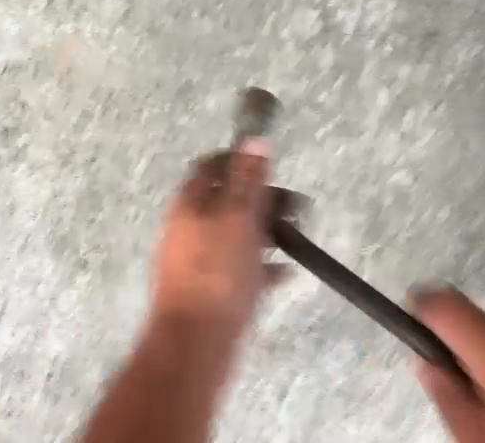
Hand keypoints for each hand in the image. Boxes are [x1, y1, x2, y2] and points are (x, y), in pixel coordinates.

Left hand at [146, 140, 279, 345]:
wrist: (197, 346)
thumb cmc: (218, 273)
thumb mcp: (238, 216)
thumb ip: (248, 179)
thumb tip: (256, 138)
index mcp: (189, 203)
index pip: (211, 165)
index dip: (240, 159)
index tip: (269, 166)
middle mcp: (189, 227)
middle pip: (227, 199)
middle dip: (261, 198)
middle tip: (293, 205)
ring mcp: (199, 261)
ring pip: (236, 234)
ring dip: (265, 232)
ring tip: (295, 237)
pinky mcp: (212, 291)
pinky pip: (240, 268)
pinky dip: (262, 266)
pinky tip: (285, 273)